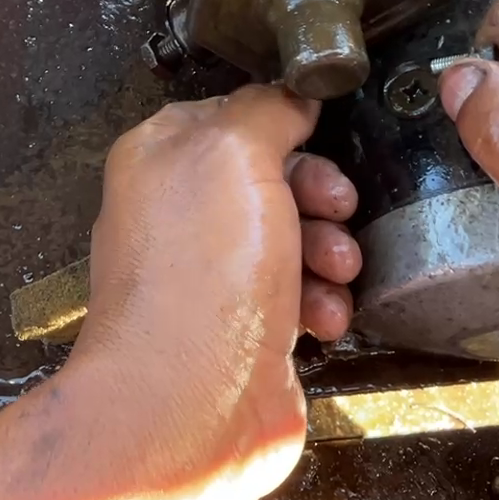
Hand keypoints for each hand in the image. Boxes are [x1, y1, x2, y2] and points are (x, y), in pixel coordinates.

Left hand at [71, 85, 358, 498]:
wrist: (189, 403)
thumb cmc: (203, 268)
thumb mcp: (236, 152)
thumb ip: (267, 108)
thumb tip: (291, 96)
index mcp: (159, 157)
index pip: (228, 114)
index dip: (280, 122)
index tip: (320, 133)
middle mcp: (177, 210)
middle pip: (267, 175)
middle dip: (316, 188)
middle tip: (339, 205)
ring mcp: (207, 270)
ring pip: (288, 234)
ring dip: (326, 247)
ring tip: (335, 268)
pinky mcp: (239, 325)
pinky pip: (293, 293)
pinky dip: (317, 300)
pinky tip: (323, 316)